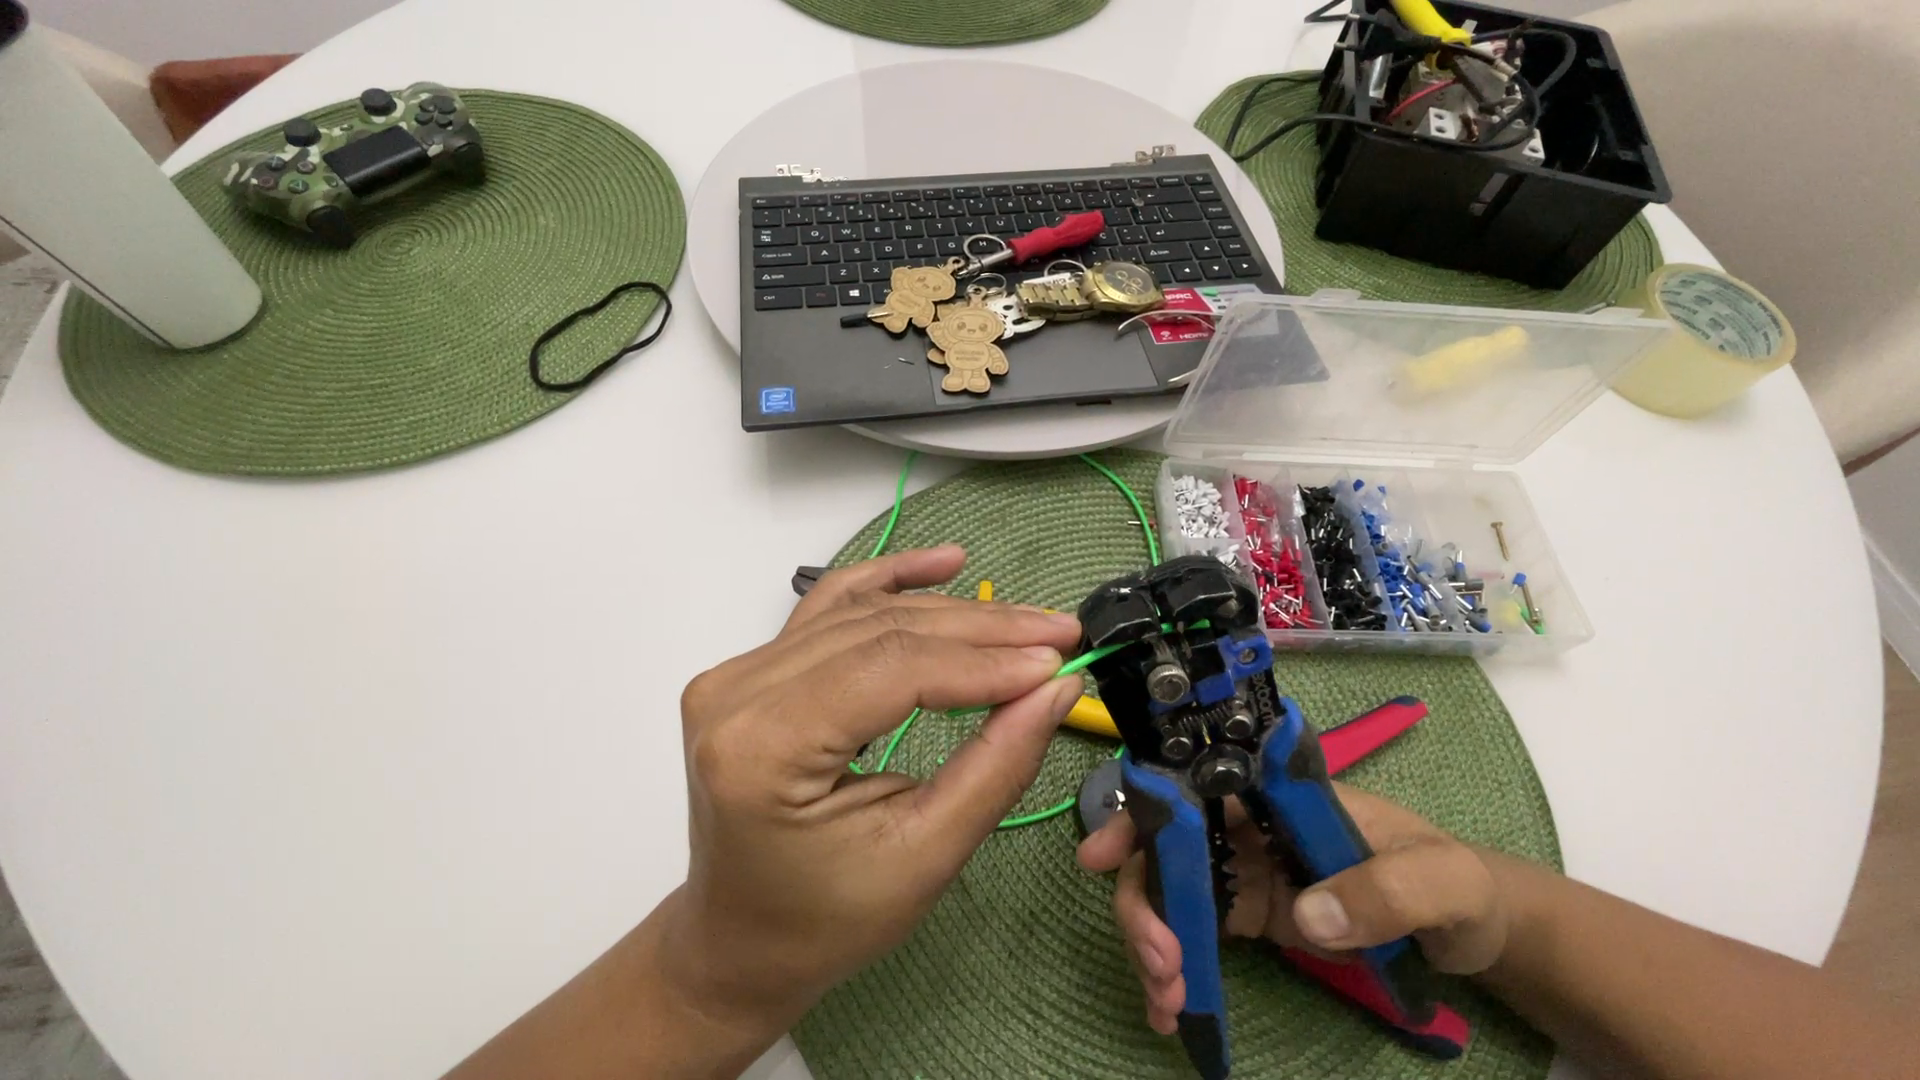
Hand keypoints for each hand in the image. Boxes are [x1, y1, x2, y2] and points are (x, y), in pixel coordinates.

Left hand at [657, 545, 1083, 1039]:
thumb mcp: (924, 856)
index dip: (984, 661)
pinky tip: (943, 562)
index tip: (1060, 659)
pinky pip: (831, 607)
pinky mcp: (751, 669)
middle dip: (981, 630)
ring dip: (950, 611)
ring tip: (1025, 617)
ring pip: (863, 613)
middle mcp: (736, 692)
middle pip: (880, 630)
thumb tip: (1056, 687)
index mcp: (761, 748)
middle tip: (1060, 632)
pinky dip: (891, 580)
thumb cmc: (826, 920)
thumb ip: (994, 765)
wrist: (741, 940)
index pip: (892, 669)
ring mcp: (736, 674)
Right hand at [1076, 783, 1510, 1034]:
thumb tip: (1304, 914)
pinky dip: (1173, 965)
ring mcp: (1243, 866)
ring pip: (1169, 889)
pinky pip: (1192, 929)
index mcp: (1279, 794)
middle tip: (1158, 964)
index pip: (1195, 785)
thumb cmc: (1454, 883)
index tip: (1102, 856)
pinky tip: (1172, 1008)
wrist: (1465, 930)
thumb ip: (1383, 891)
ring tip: (1166, 1001)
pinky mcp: (1246, 910)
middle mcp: (1246, 821)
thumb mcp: (1438, 882)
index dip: (1140, 813)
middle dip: (1144, 901)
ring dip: (1153, 940)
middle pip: (1165, 844)